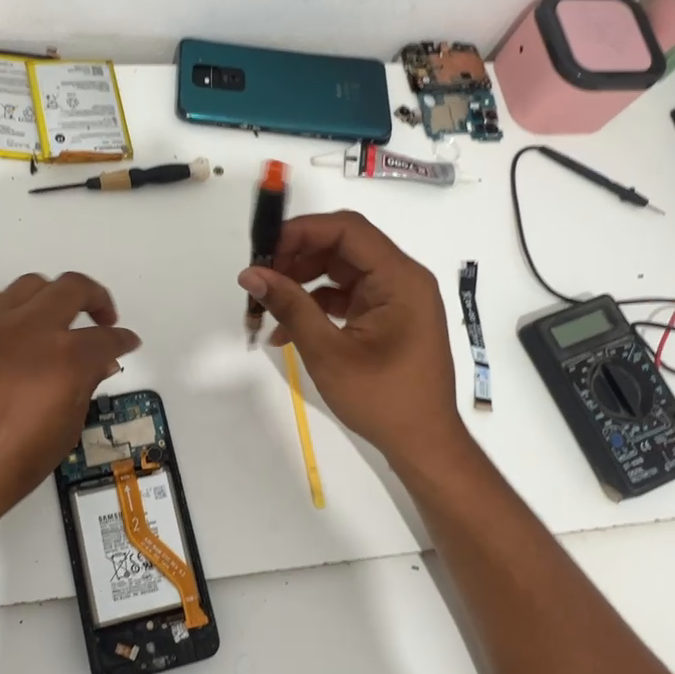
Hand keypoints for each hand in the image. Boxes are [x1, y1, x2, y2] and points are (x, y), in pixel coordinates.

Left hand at [0, 273, 139, 533]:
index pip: (107, 339)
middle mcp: (31, 331)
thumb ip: (84, 388)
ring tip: (53, 318)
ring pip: (30, 284)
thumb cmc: (10, 467)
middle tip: (101, 318)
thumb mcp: (64, 433)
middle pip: (73, 288)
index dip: (123, 340)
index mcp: (65, 360)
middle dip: (96, 299)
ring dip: (51, 296)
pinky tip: (3, 323)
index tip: (126, 342)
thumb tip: (98, 364)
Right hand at [238, 211, 467, 466]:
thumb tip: (251, 274)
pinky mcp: (388, 317)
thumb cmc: (382, 398)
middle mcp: (402, 278)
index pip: (347, 230)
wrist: (423, 443)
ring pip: (341, 270)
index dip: (302, 231)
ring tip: (268, 305)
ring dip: (302, 282)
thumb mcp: (328, 352)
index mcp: (399, 278)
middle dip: (297, 257)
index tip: (264, 250)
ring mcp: (396, 298)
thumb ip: (290, 306)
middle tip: (260, 278)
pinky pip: (347, 296)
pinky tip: (286, 331)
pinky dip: (317, 306)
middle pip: (343, 246)